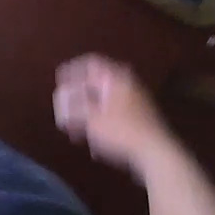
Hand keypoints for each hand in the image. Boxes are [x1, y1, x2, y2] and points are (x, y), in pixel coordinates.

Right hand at [53, 55, 182, 181]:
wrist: (156, 152)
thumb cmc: (121, 131)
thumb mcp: (91, 119)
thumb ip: (72, 107)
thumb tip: (59, 98)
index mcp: (115, 77)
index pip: (90, 63)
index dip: (72, 69)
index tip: (59, 78)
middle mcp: (127, 84)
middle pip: (95, 84)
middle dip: (77, 98)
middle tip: (64, 108)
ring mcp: (135, 101)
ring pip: (104, 101)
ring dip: (87, 113)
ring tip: (75, 130)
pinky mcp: (140, 118)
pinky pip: (114, 114)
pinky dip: (100, 123)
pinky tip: (94, 142)